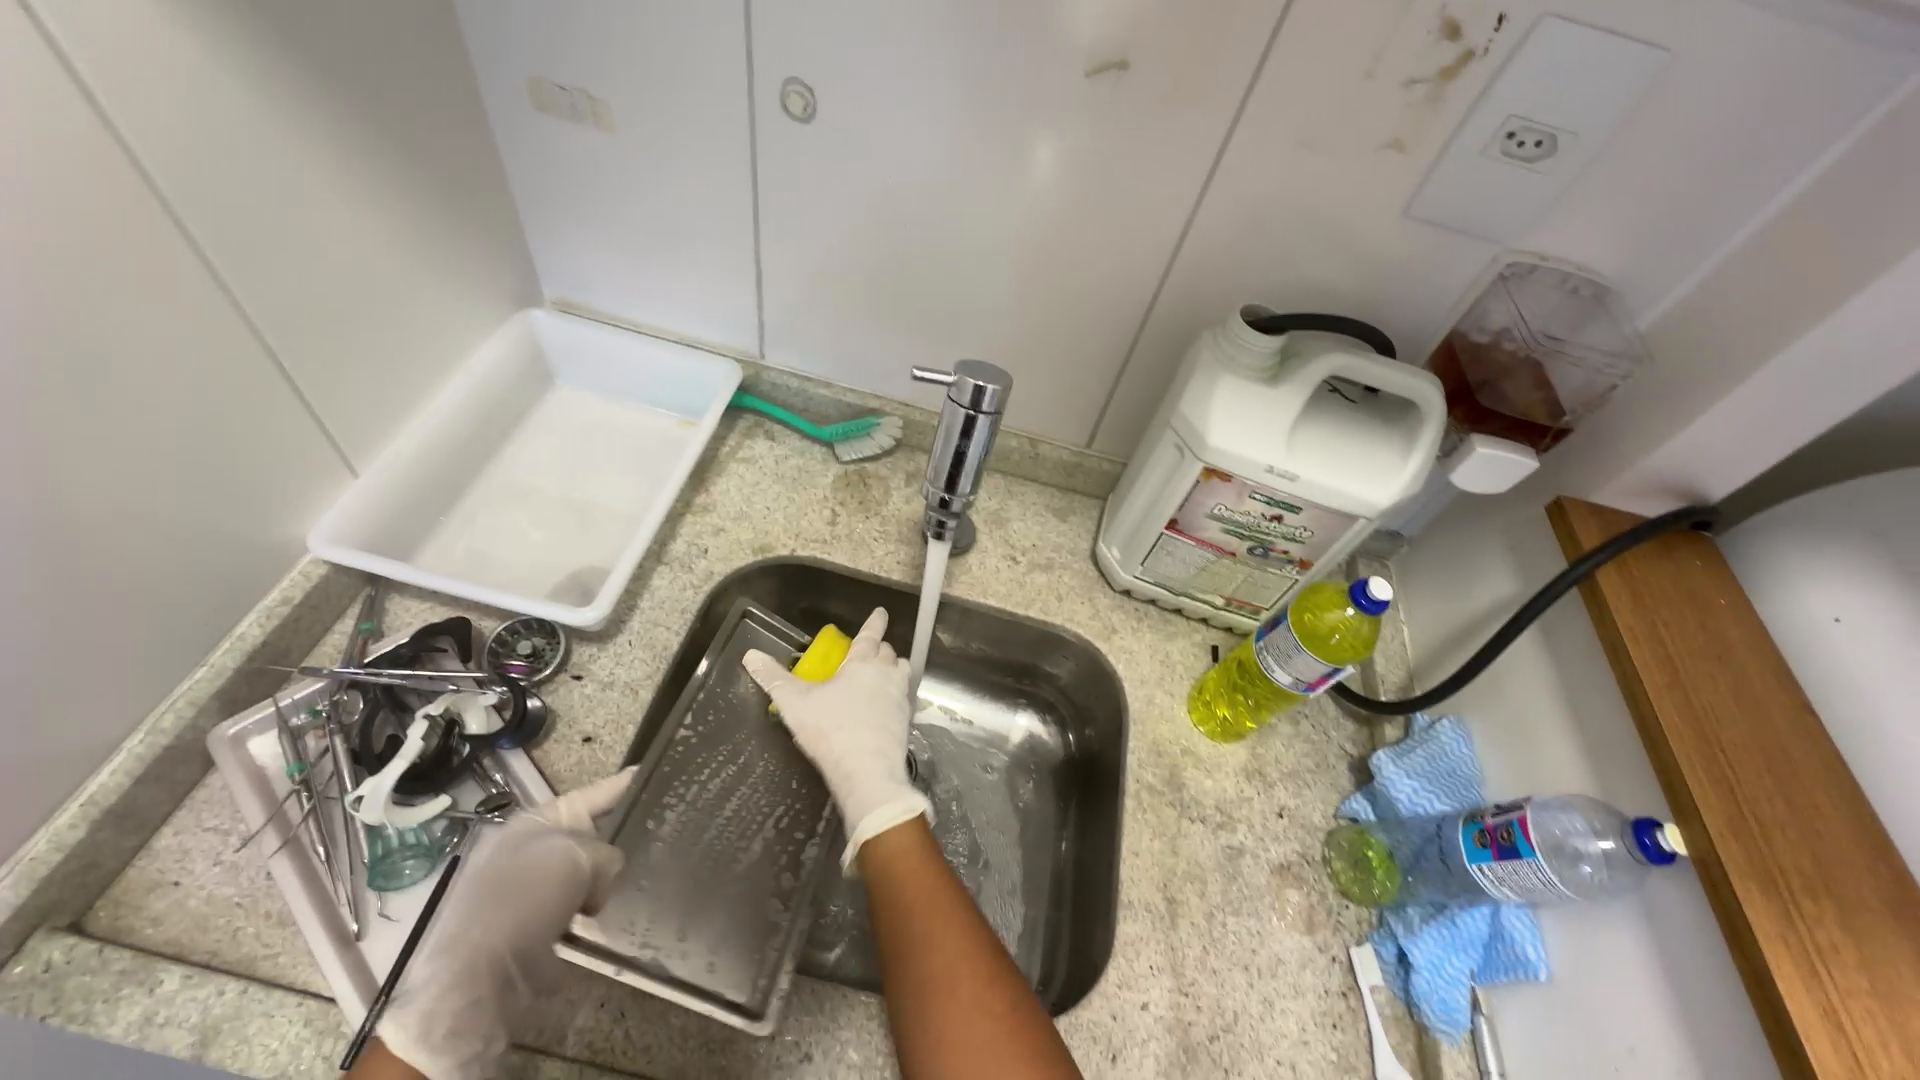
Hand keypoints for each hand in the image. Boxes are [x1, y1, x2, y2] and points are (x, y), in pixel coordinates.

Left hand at [375, 768, 633, 1079]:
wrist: (484, 976)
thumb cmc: (526, 899)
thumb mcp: (578, 857)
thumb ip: (608, 855)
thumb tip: (601, 884)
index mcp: (537, 820)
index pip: (594, 793)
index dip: (626, 783)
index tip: (658, 773)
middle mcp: (535, 848)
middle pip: (595, 833)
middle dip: (624, 836)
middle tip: (664, 835)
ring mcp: (537, 888)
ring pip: (592, 872)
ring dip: (610, 880)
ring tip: (641, 881)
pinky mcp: (542, 924)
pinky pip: (584, 905)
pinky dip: (598, 909)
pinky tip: (612, 914)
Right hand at [743, 607, 930, 872]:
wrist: (867, 771)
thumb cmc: (830, 730)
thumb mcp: (794, 702)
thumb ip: (773, 678)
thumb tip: (750, 655)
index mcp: (861, 663)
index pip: (870, 635)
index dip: (874, 621)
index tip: (881, 612)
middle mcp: (886, 675)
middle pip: (888, 653)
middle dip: (880, 648)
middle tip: (870, 650)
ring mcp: (900, 698)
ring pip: (901, 672)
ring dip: (893, 668)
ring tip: (881, 673)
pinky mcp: (906, 720)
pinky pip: (904, 697)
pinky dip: (896, 694)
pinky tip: (884, 706)